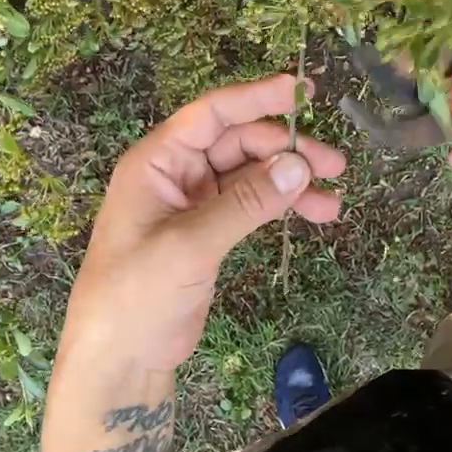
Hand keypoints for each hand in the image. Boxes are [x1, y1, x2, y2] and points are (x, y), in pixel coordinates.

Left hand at [59, 74, 346, 372]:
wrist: (118, 362)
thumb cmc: (136, 294)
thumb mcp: (190, 245)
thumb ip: (246, 203)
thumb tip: (299, 166)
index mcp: (158, 161)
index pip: (212, 114)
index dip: (257, 98)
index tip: (302, 90)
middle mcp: (176, 172)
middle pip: (239, 142)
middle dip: (286, 149)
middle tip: (333, 165)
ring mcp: (194, 201)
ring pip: (251, 173)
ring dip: (290, 180)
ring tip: (333, 198)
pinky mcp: (209, 229)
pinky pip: (252, 202)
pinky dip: (281, 205)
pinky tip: (315, 213)